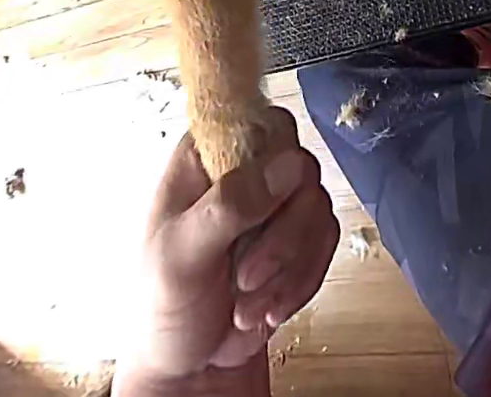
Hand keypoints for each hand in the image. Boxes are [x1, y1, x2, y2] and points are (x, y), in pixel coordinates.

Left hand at [117, 106, 336, 393]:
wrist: (188, 369)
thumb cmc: (163, 307)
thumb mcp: (179, 256)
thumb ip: (230, 205)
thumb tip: (288, 165)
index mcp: (209, 156)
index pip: (259, 120)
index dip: (272, 153)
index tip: (269, 201)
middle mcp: (248, 168)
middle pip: (299, 167)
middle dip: (282, 232)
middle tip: (247, 275)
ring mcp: (278, 199)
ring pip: (318, 204)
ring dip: (289, 265)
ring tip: (249, 302)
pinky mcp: (302, 231)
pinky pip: (327, 237)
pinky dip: (303, 278)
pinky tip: (271, 306)